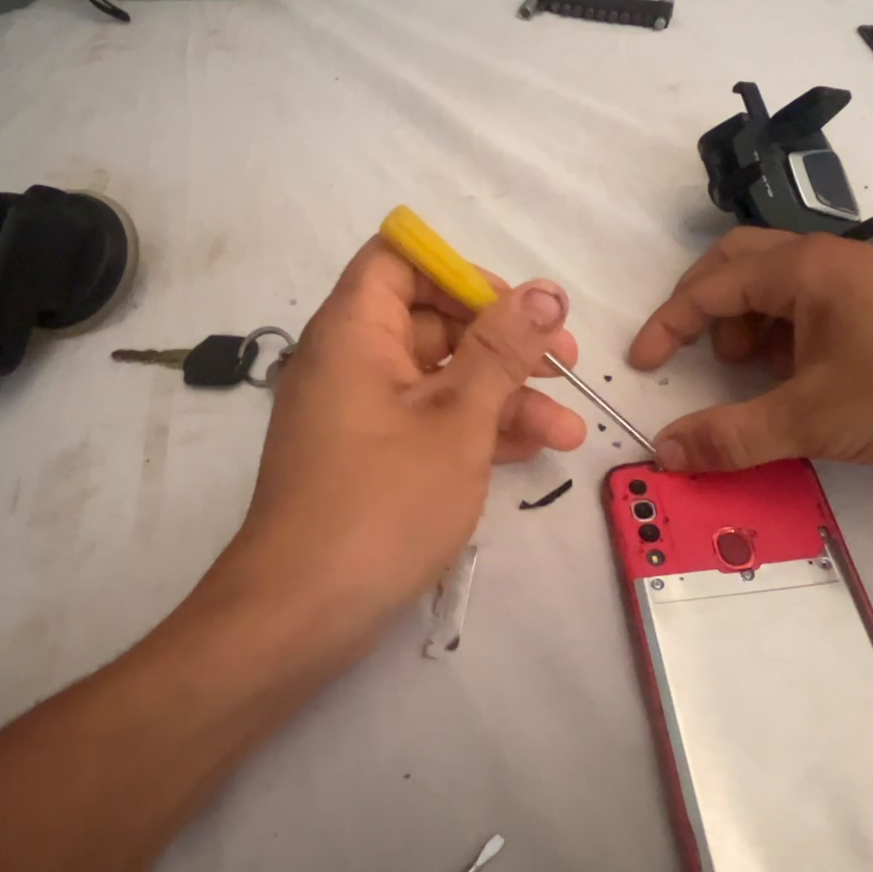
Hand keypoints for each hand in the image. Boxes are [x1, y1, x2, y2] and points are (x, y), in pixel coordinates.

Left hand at [226, 237, 585, 623]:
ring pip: (440, 380)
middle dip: (505, 344)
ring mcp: (359, 414)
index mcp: (354, 331)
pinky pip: (427, 423)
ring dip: (504, 398)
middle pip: (432, 321)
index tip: (518, 308)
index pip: (400, 260)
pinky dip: (474, 431)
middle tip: (565, 368)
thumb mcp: (457, 420)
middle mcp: (351, 361)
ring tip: (570, 430)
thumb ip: (503, 350)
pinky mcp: (370, 459)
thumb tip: (546, 291)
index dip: (462, 272)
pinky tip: (532, 452)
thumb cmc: (383, 502)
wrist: (303, 611)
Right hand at [627, 229, 872, 471]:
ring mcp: (865, 276)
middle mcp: (830, 258)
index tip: (641, 364)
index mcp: (804, 268)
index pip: (709, 285)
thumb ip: (732, 437)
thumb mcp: (815, 419)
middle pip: (740, 263)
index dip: (666, 324)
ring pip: (780, 285)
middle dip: (707, 309)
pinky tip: (809, 378)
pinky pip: (815, 305)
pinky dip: (789, 335)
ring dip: (751, 324)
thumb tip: (662, 452)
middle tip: (702, 356)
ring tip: (762, 377)